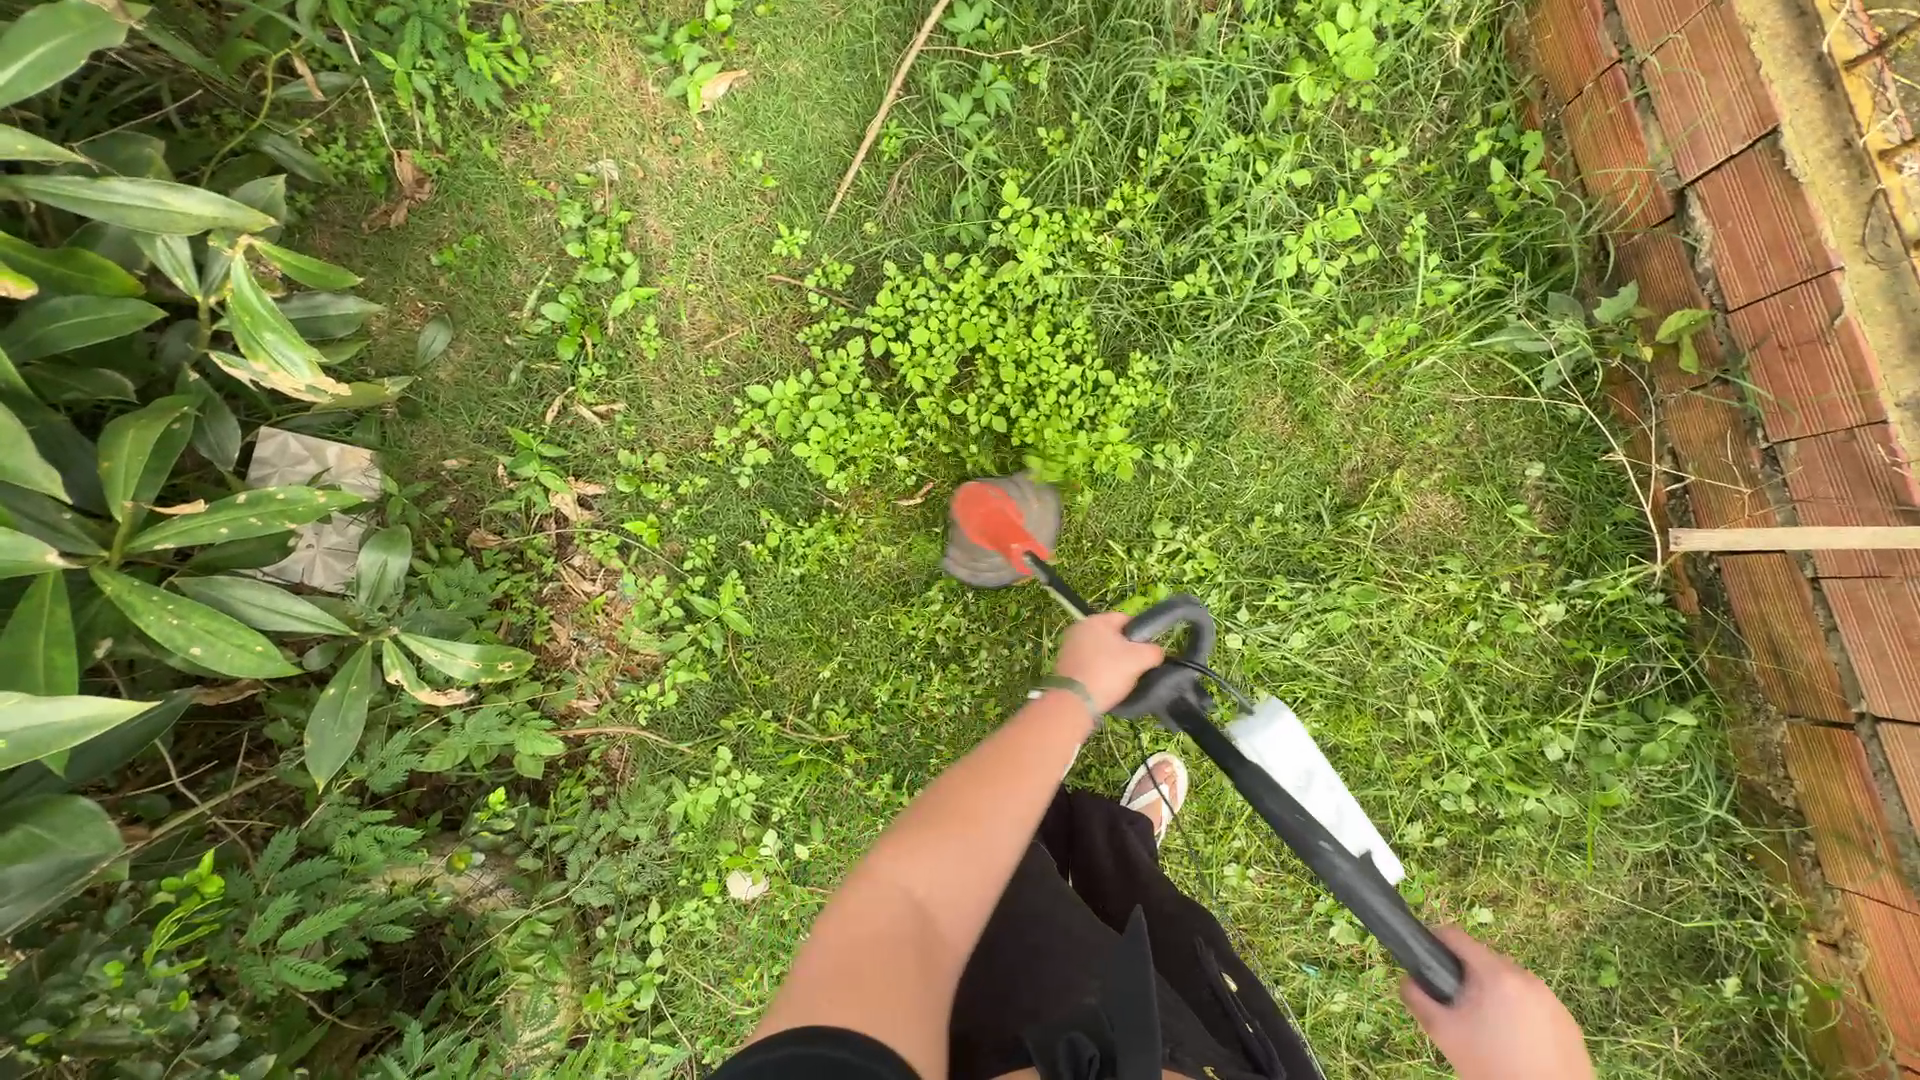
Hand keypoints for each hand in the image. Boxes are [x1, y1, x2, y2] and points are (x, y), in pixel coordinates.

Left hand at [1052, 612, 1164, 712]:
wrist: (1074, 701)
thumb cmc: (1108, 672)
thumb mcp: (1141, 659)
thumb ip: (1154, 651)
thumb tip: (1155, 652)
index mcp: (1095, 620)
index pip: (1126, 619)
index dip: (1140, 634)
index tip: (1146, 652)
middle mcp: (1078, 628)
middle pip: (1112, 636)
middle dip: (1125, 650)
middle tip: (1135, 667)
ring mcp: (1068, 646)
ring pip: (1100, 651)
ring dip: (1111, 662)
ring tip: (1120, 679)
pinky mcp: (1063, 664)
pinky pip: (1089, 663)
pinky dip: (1098, 671)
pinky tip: (1104, 684)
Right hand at [1400, 927, 1592, 1079]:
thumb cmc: (1493, 1068)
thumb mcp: (1443, 1033)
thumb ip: (1417, 997)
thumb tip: (1408, 979)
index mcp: (1496, 975)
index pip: (1455, 936)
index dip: (1434, 942)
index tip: (1427, 961)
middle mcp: (1528, 978)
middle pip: (1483, 960)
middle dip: (1466, 976)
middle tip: (1459, 1009)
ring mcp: (1553, 1001)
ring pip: (1509, 982)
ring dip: (1494, 994)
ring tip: (1489, 1031)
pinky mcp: (1569, 1023)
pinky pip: (1533, 1004)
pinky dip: (1519, 1013)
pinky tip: (1516, 1044)